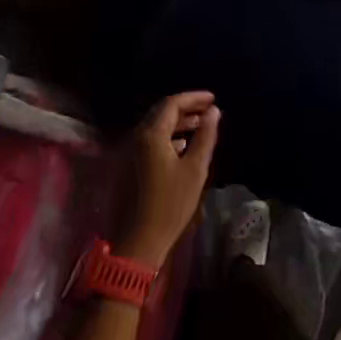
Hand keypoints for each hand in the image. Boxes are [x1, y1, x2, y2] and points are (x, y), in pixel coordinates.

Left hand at [118, 92, 220, 266]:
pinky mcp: (126, 165)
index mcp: (150, 134)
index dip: (194, 97)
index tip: (213, 98)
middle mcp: (135, 137)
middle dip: (186, 108)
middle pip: (161, 112)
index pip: (172, 103)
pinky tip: (182, 146)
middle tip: (208, 110)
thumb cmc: (170, 205)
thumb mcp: (195, 169)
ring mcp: (128, 151)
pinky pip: (148, 140)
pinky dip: (166, 136)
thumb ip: (205, 136)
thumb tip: (214, 112)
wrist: (137, 241)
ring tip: (200, 126)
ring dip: (177, 123)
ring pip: (154, 127)